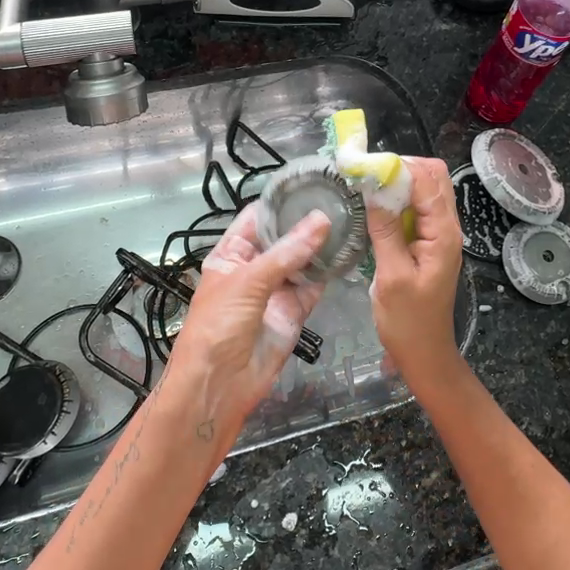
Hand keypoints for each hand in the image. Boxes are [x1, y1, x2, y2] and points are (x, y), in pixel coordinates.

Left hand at [161, 203, 329, 443]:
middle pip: (285, 236)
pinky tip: (348, 250)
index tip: (311, 182)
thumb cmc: (218, 326)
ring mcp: (276, 289)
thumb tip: (322, 219)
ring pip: (303, 259)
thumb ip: (288, 251)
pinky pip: (315, 285)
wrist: (219, 386)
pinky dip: (330, 270)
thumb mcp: (248, 281)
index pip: (258, 217)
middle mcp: (255, 267)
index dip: (281, 201)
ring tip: (351, 217)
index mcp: (232, 253)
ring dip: (322, 243)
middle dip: (308, 220)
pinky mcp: (295, 310)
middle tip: (341, 197)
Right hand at [367, 157, 464, 380]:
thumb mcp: (391, 276)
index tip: (366, 166)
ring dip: (399, 183)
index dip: (398, 166)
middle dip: (401, 168)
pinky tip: (376, 208)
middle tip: (367, 175)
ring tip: (367, 187)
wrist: (424, 354)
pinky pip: (418, 209)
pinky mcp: (429, 242)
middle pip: (432, 177)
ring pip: (425, 190)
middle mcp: (447, 227)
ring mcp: (440, 234)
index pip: (427, 180)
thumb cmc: (408, 321)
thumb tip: (374, 189)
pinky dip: (399, 201)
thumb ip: (385, 231)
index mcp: (444, 233)